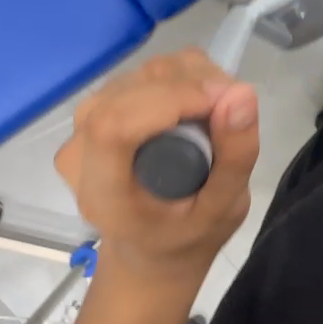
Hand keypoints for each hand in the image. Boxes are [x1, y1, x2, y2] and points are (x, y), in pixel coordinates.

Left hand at [53, 49, 258, 281]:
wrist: (151, 247)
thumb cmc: (186, 236)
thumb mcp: (224, 211)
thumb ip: (235, 158)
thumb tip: (242, 92)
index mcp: (103, 193)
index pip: (114, 126)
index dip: (169, 99)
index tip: (221, 101)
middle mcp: (80, 154)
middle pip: (131, 92)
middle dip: (192, 84)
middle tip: (234, 107)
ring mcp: (83, 128)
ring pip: (138, 76)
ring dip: (189, 78)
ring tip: (221, 110)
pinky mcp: (98, 110)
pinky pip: (140, 75)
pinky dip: (180, 77)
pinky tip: (201, 104)